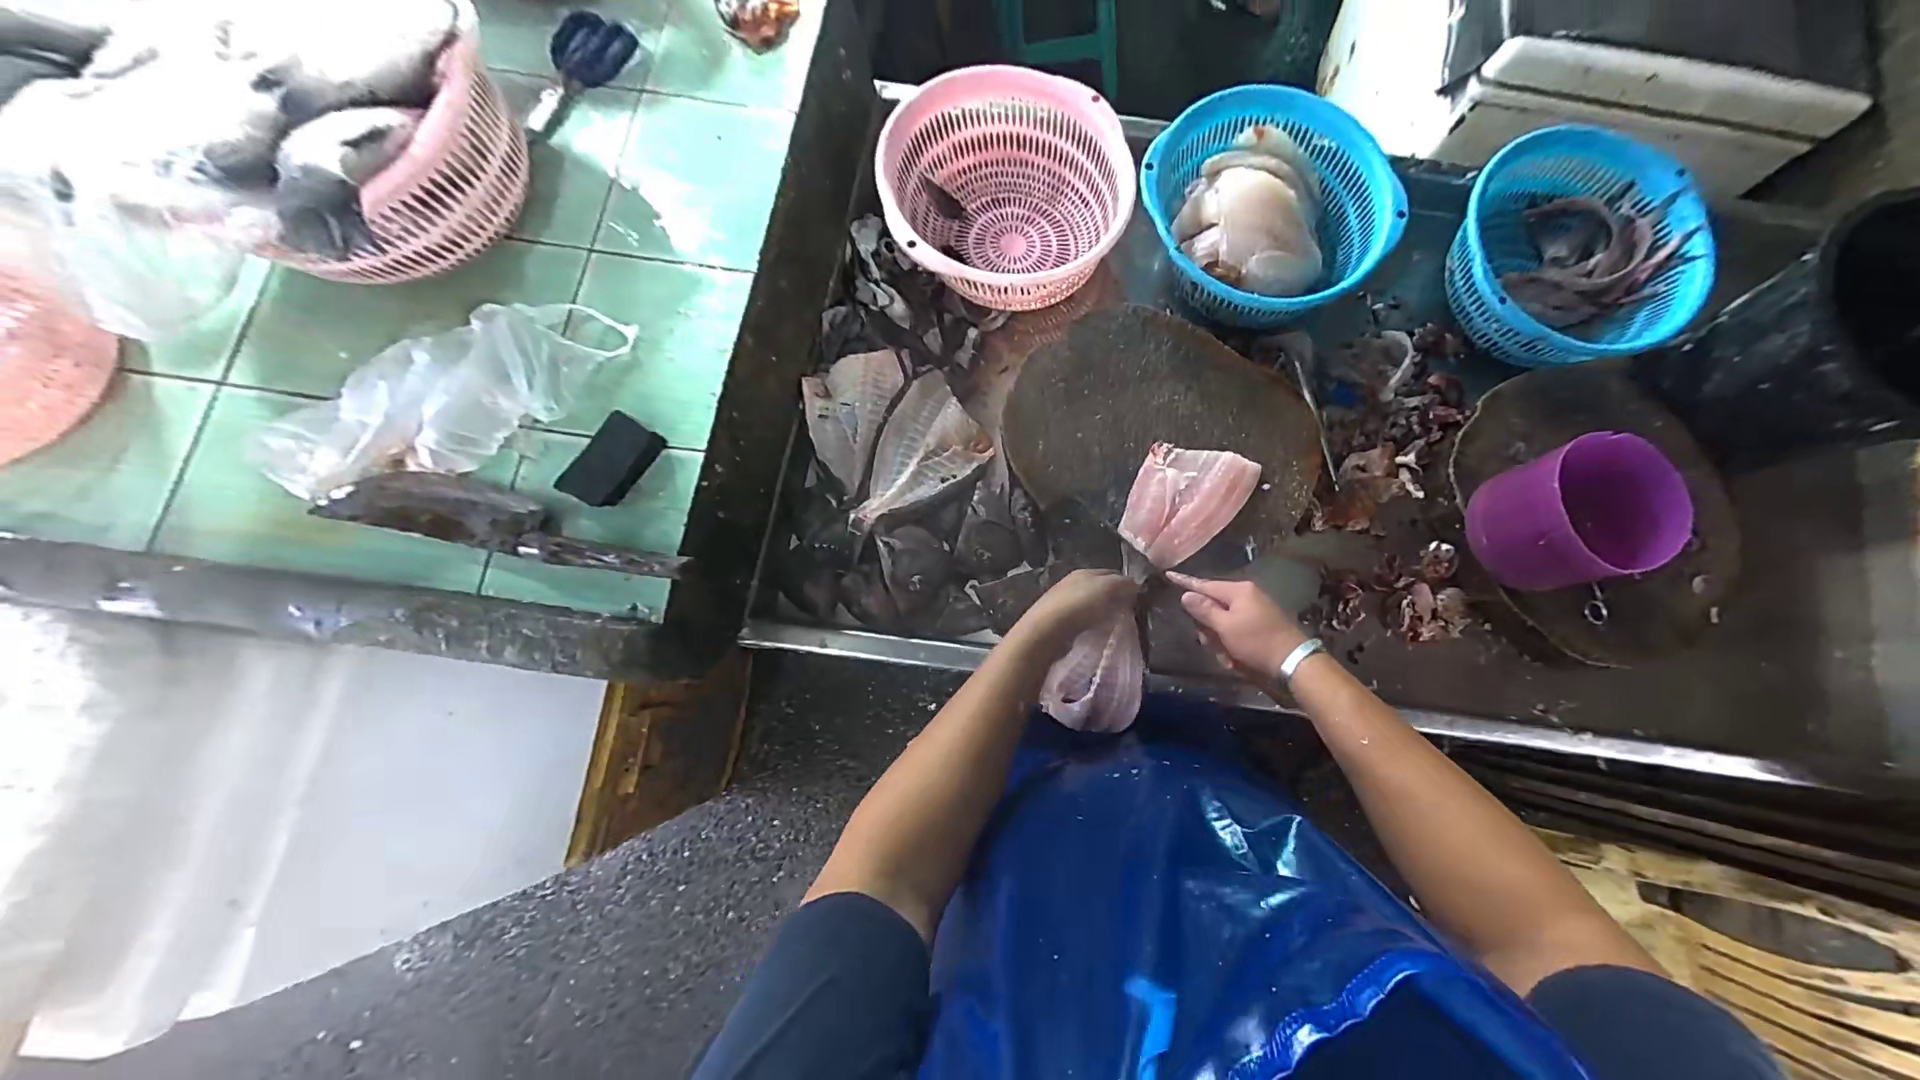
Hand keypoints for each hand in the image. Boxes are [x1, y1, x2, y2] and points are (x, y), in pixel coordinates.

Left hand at [1007, 569, 1138, 658]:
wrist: (1046, 631)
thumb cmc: (1079, 606)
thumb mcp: (1108, 588)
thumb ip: (1124, 584)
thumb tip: (1135, 586)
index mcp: (1083, 571)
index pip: (1112, 573)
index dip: (1127, 585)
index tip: (1138, 600)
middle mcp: (1071, 583)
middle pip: (1101, 589)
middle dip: (1115, 600)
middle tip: (1128, 615)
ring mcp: (1062, 601)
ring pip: (1091, 605)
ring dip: (1103, 614)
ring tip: (1114, 626)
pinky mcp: (1058, 621)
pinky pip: (1081, 619)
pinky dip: (1091, 624)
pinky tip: (1095, 633)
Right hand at [1167, 572, 1308, 683]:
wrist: (1293, 662)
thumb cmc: (1257, 642)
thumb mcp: (1225, 627)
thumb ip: (1204, 610)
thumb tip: (1186, 595)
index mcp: (1238, 591)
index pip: (1203, 584)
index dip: (1184, 582)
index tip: (1168, 575)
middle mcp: (1246, 596)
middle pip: (1212, 607)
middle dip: (1208, 628)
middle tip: (1210, 643)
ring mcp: (1254, 611)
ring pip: (1222, 623)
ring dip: (1220, 642)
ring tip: (1228, 658)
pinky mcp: (1259, 625)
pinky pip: (1234, 632)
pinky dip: (1232, 646)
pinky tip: (1236, 660)